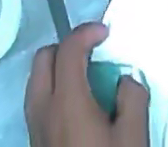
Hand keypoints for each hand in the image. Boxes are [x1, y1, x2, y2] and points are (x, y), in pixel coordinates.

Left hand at [25, 22, 149, 146]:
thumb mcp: (133, 142)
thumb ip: (133, 101)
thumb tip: (128, 79)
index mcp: (66, 99)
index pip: (69, 48)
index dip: (87, 32)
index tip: (106, 32)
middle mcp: (42, 107)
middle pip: (44, 57)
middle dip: (67, 47)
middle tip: (94, 54)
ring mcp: (34, 128)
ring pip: (37, 80)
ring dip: (58, 69)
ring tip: (87, 81)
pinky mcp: (34, 145)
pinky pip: (38, 103)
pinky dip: (54, 92)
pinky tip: (78, 110)